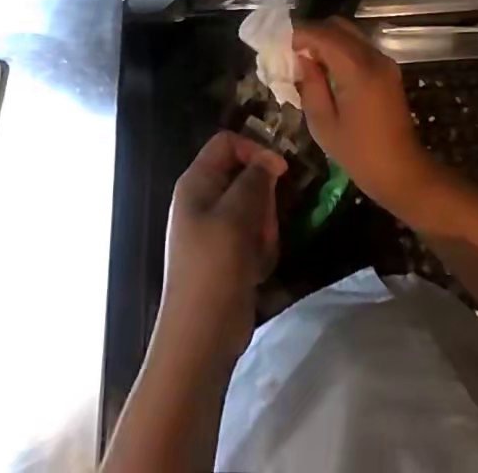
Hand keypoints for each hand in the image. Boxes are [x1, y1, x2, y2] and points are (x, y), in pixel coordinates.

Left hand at [159, 131, 285, 360]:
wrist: (202, 334)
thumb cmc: (214, 267)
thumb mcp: (237, 214)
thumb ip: (256, 179)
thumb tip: (271, 160)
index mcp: (196, 182)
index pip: (228, 143)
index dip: (255, 150)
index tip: (280, 172)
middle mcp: (204, 199)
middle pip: (247, 176)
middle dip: (263, 200)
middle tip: (262, 225)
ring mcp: (217, 228)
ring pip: (257, 207)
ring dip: (265, 228)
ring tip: (258, 253)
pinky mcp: (230, 252)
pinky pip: (256, 235)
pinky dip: (262, 249)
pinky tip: (256, 270)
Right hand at [293, 18, 441, 215]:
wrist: (400, 169)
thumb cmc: (358, 152)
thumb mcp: (323, 122)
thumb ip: (310, 84)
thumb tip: (303, 59)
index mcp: (358, 70)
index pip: (324, 35)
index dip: (299, 34)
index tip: (280, 44)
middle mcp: (374, 57)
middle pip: (338, 26)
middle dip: (312, 33)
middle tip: (291, 51)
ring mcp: (384, 62)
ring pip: (350, 34)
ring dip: (326, 40)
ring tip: (306, 60)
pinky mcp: (387, 70)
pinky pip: (359, 47)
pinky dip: (340, 48)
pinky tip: (326, 69)